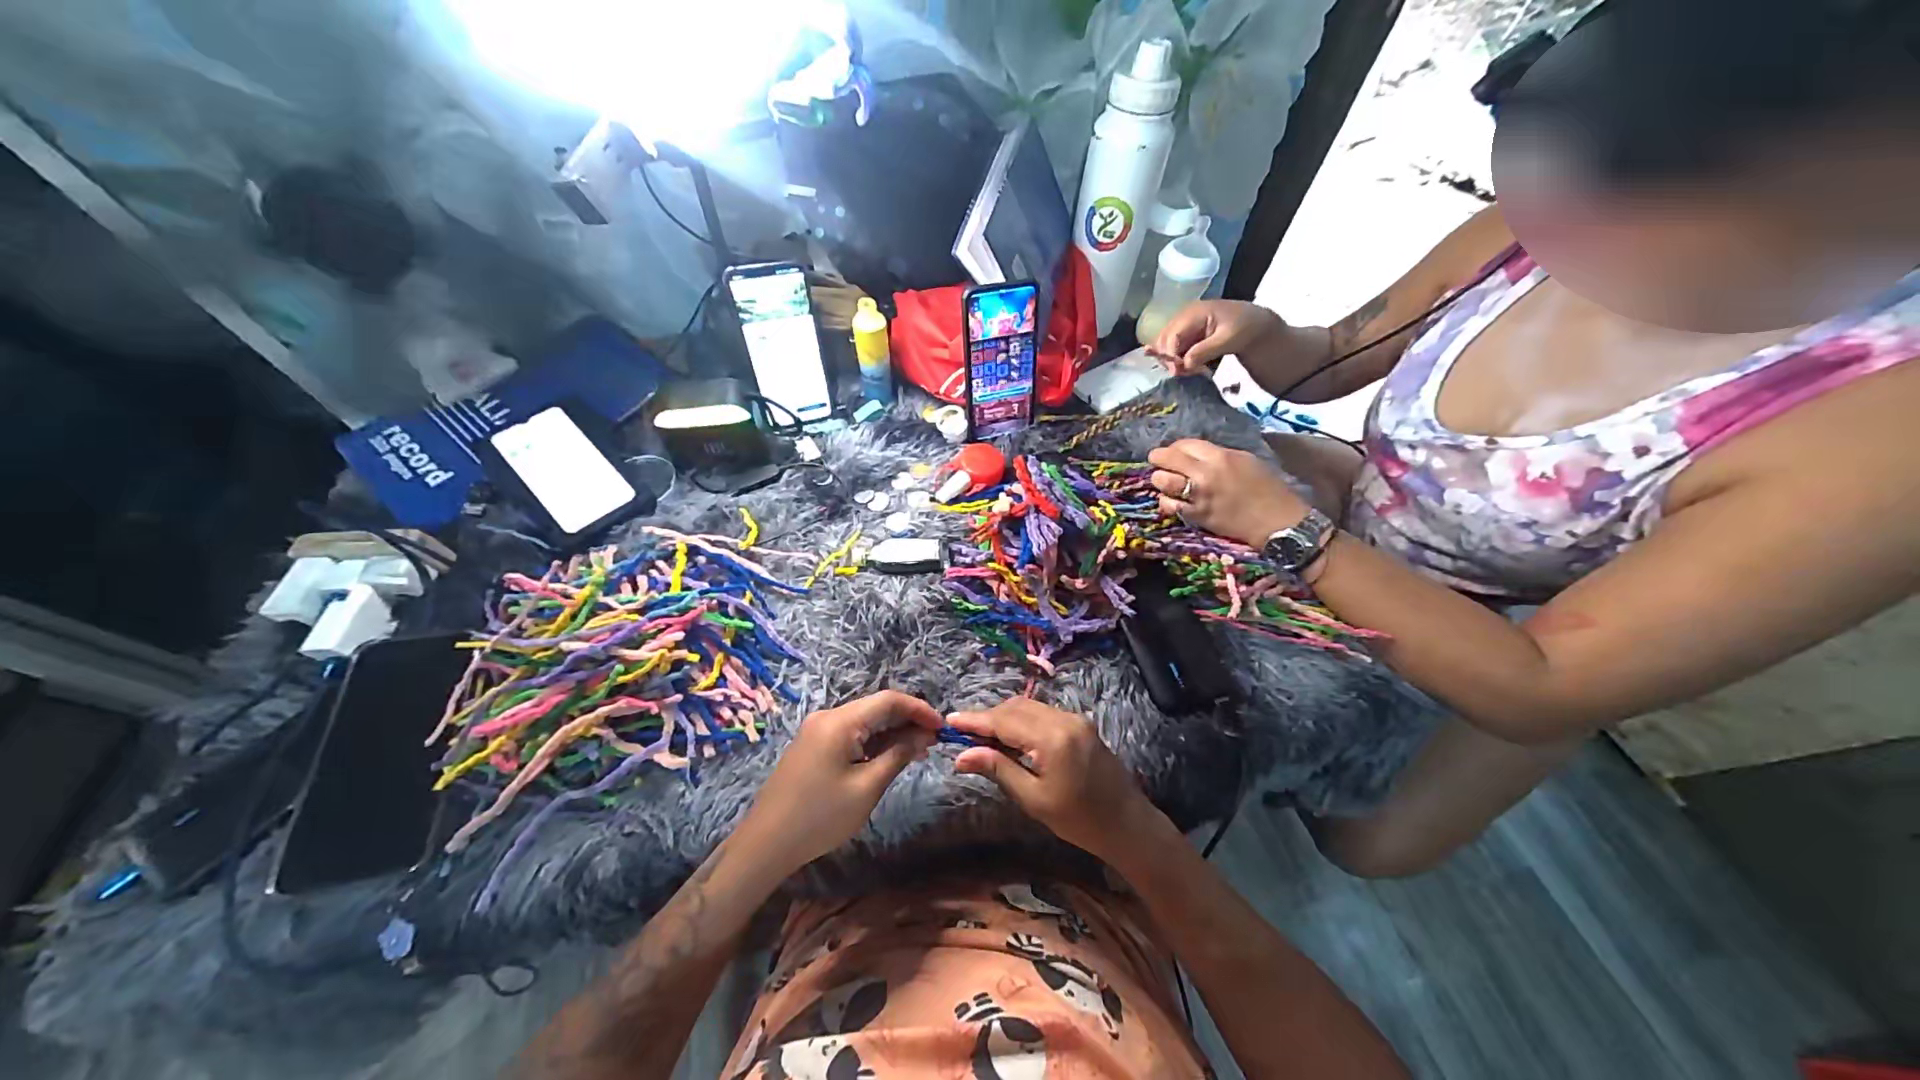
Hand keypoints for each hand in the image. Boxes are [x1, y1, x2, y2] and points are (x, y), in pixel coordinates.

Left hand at [739, 691, 940, 873]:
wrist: (766, 843)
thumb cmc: (820, 817)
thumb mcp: (866, 788)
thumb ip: (897, 756)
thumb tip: (922, 736)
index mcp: (840, 721)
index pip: (889, 700)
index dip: (919, 710)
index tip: (942, 728)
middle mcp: (827, 717)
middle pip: (876, 708)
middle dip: (907, 721)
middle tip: (934, 742)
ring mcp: (817, 730)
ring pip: (863, 721)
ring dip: (891, 732)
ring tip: (917, 752)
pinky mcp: (812, 746)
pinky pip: (850, 734)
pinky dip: (872, 742)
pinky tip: (888, 757)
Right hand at [946, 698, 1156, 861]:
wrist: (1128, 824)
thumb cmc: (1079, 820)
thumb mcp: (1033, 799)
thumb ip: (998, 769)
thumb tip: (961, 755)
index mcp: (1052, 738)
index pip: (1004, 721)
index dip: (975, 720)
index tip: (949, 721)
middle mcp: (1064, 719)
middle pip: (1015, 708)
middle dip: (987, 718)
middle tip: (962, 734)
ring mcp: (1075, 719)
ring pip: (1029, 707)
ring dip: (1004, 718)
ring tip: (981, 737)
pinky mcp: (1080, 724)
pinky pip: (1043, 713)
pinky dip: (1021, 721)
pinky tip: (1010, 738)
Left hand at [1147, 438, 1310, 547]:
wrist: (1277, 521)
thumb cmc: (1267, 488)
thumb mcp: (1246, 460)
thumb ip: (1218, 455)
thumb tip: (1195, 455)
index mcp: (1220, 456)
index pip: (1184, 444)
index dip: (1175, 447)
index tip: (1174, 453)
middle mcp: (1205, 473)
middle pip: (1166, 459)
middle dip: (1158, 459)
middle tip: (1159, 463)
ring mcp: (1198, 495)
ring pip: (1162, 481)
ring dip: (1159, 480)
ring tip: (1164, 482)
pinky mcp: (1196, 516)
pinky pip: (1169, 505)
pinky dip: (1166, 502)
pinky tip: (1171, 501)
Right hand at [1148, 299, 1290, 374]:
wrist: (1255, 324)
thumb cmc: (1244, 328)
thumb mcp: (1228, 339)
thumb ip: (1205, 351)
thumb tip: (1184, 364)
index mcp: (1193, 313)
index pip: (1171, 336)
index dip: (1170, 355)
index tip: (1178, 372)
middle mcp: (1183, 317)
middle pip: (1163, 341)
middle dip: (1169, 359)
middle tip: (1184, 374)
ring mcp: (1183, 326)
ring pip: (1166, 347)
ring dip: (1173, 361)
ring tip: (1189, 371)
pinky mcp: (1185, 335)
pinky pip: (1174, 350)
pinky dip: (1178, 361)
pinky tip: (1190, 367)